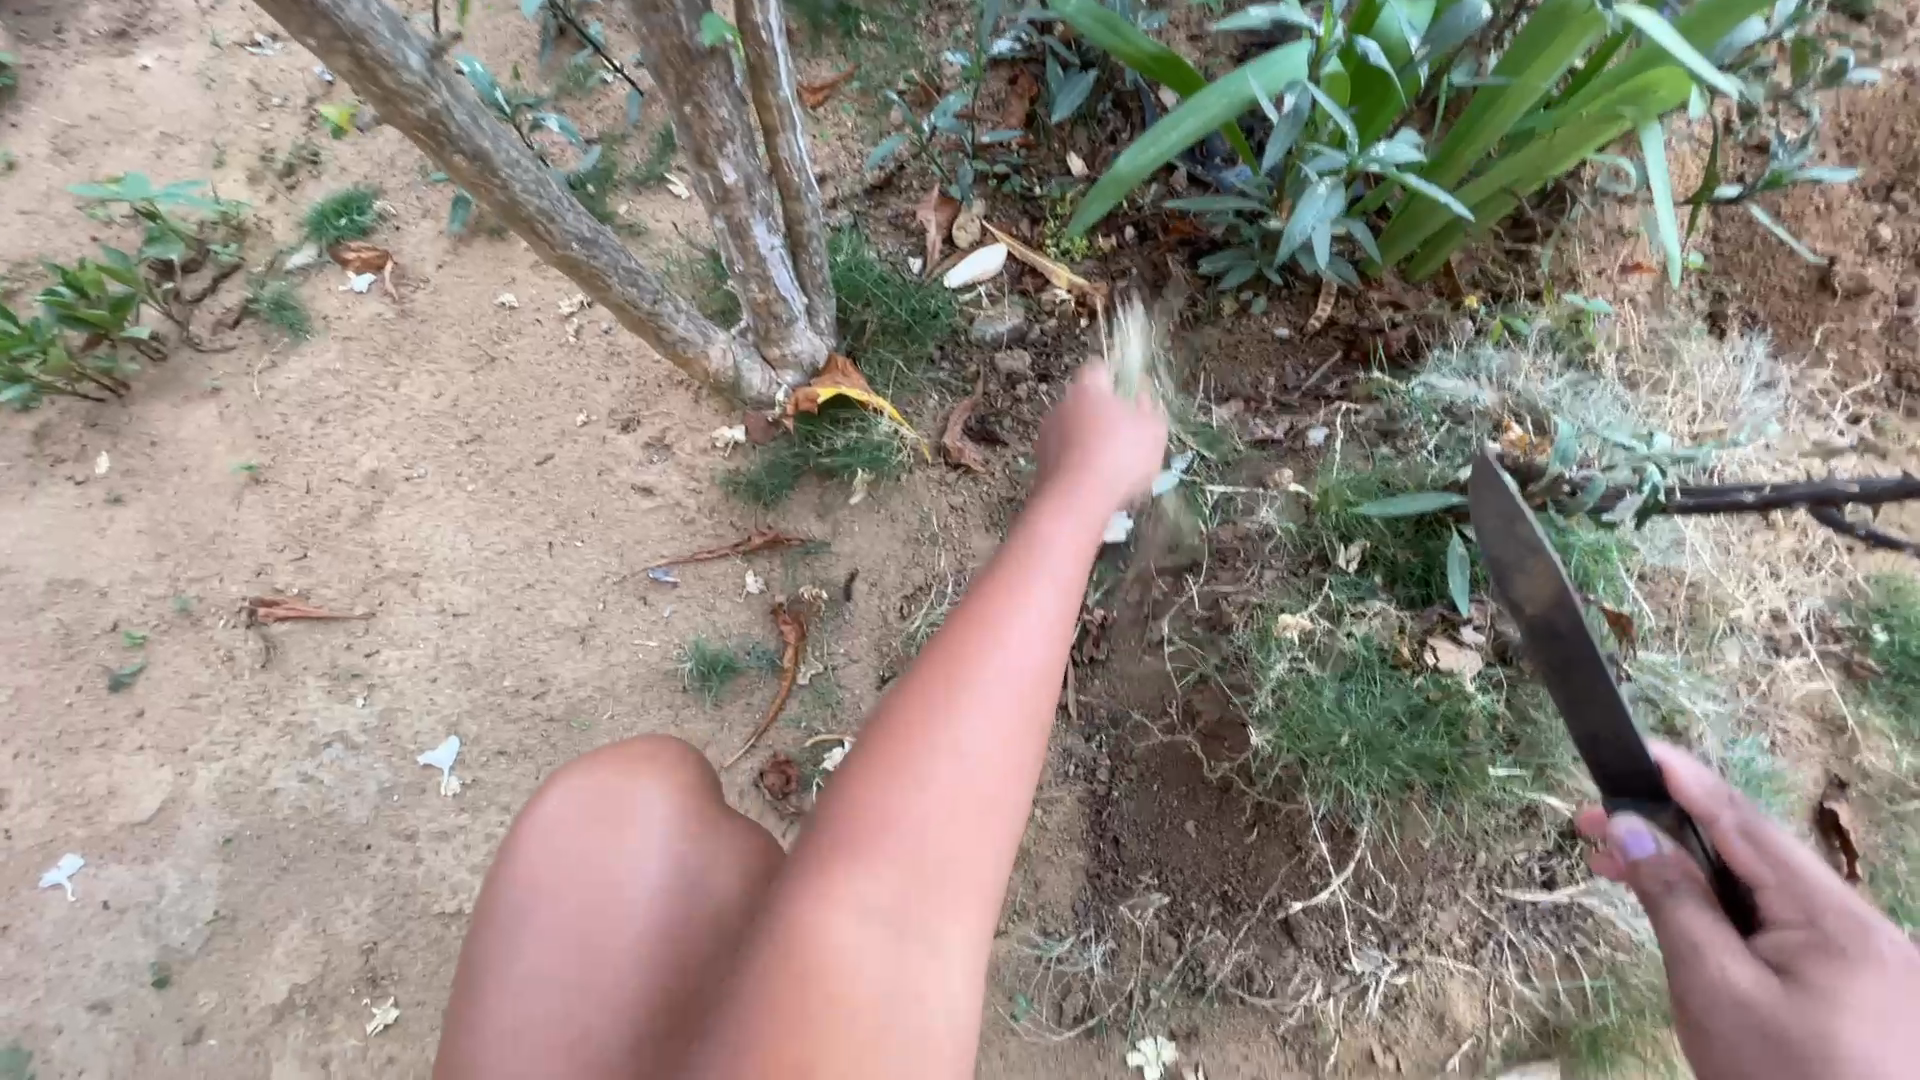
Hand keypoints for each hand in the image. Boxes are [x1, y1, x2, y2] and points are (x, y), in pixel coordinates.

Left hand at [1033, 361, 1168, 516]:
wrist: (1075, 500)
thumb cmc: (1121, 457)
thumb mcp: (1153, 431)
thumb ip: (1149, 409)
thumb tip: (1140, 397)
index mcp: (1088, 389)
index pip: (1097, 368)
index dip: (1112, 378)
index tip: (1125, 393)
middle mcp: (1061, 406)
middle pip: (1082, 401)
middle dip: (1099, 413)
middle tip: (1121, 434)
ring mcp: (1046, 435)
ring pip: (1070, 429)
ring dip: (1085, 440)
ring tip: (1107, 464)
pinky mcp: (1039, 463)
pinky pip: (1062, 455)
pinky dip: (1074, 462)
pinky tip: (1091, 481)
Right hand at [1577, 742, 1919, 1079]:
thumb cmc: (1778, 1074)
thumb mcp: (1711, 983)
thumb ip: (1673, 895)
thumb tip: (1629, 823)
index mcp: (1837, 921)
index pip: (1746, 824)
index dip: (1688, 779)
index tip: (1638, 745)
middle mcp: (1862, 926)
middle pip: (1751, 850)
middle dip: (1666, 824)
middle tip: (1586, 819)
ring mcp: (1862, 955)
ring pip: (1757, 883)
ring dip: (1682, 863)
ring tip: (1609, 858)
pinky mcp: (1849, 979)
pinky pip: (1771, 916)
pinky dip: (1712, 899)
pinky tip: (1669, 898)